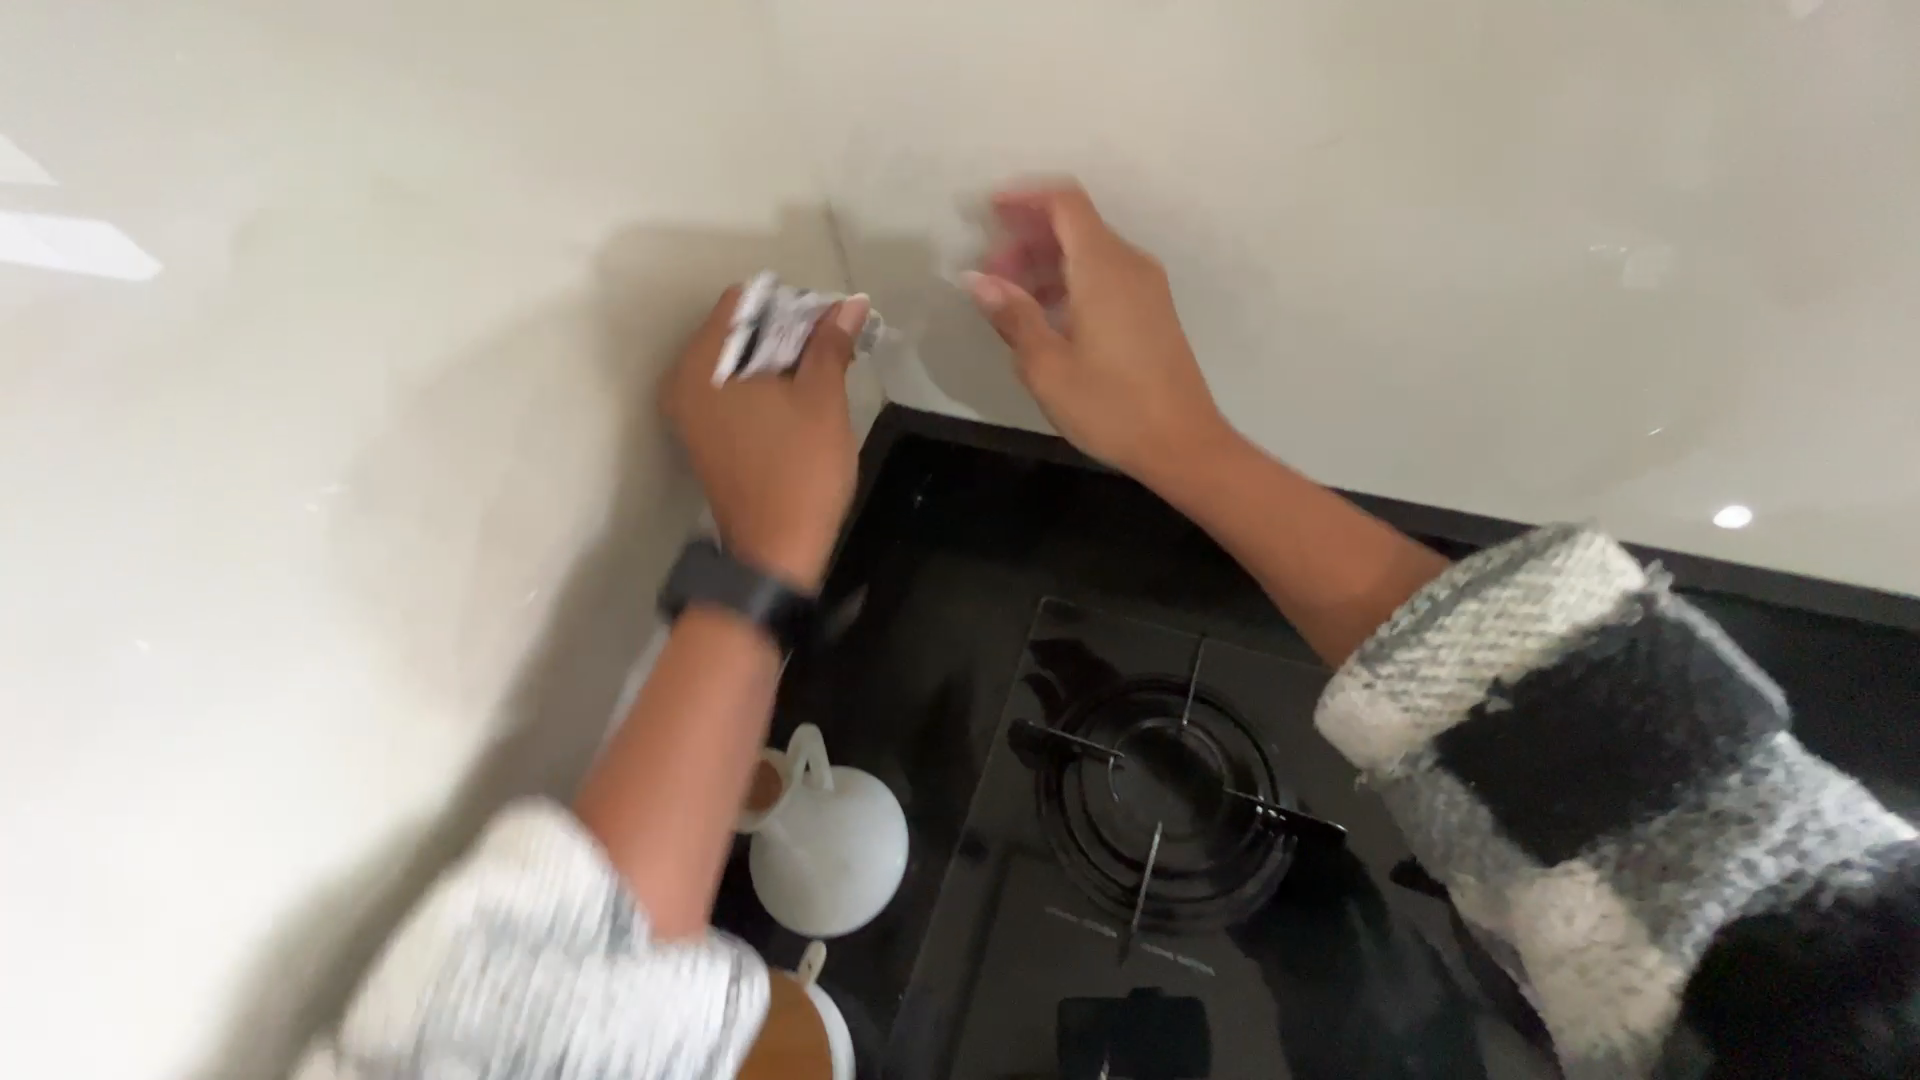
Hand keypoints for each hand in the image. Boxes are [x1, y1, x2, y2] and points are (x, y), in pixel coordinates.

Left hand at [660, 288, 869, 589]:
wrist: (776, 551)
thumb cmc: (801, 471)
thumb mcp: (823, 400)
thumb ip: (831, 344)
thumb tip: (851, 303)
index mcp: (703, 364)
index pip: (742, 302)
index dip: (791, 305)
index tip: (830, 327)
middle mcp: (683, 381)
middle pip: (737, 331)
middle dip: (787, 333)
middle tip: (833, 351)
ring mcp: (689, 412)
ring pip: (736, 362)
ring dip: (779, 361)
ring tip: (822, 377)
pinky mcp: (703, 436)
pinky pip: (732, 391)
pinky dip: (764, 387)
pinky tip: (798, 402)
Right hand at [963, 183, 1230, 482]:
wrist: (1183, 444)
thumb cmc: (1110, 407)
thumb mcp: (1047, 366)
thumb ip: (1012, 315)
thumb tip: (976, 279)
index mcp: (1103, 268)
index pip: (1064, 202)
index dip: (1023, 198)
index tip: (988, 212)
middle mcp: (1129, 265)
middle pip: (1075, 226)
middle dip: (1027, 239)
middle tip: (990, 275)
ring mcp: (1147, 288)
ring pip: (1090, 253)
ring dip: (1047, 265)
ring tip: (1011, 302)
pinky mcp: (1153, 312)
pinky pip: (1105, 278)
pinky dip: (1071, 283)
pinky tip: (1047, 320)